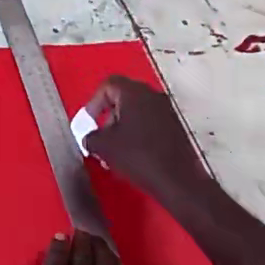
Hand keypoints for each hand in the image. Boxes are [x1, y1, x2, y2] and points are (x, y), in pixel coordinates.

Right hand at [82, 76, 213, 206]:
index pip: (108, 85)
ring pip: (137, 111)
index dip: (93, 103)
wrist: (176, 179)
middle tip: (101, 137)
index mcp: (134, 93)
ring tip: (115, 150)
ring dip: (122, 126)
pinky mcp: (176, 126)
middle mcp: (153, 95)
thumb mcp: (104, 147)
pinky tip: (133, 154)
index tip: (88, 123)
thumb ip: (90, 137)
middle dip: (108, 116)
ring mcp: (168, 110)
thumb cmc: (137, 156)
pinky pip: (150, 122)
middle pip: (123, 96)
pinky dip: (138, 133)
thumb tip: (90, 137)